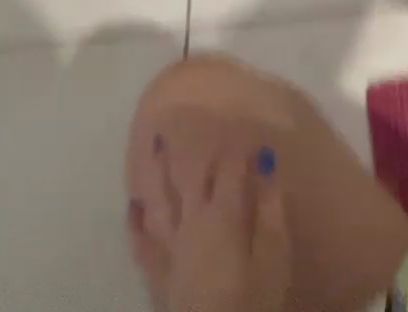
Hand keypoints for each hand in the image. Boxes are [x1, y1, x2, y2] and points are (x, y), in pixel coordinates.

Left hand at [129, 109, 291, 311]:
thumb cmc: (253, 303)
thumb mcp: (275, 256)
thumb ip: (270, 206)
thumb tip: (266, 161)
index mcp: (226, 214)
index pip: (232, 167)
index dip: (236, 144)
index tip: (239, 120)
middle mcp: (193, 221)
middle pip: (191, 175)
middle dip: (190, 145)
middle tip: (184, 115)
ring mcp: (170, 247)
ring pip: (160, 199)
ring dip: (156, 170)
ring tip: (151, 143)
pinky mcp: (156, 273)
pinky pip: (140, 242)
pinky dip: (135, 221)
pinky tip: (132, 205)